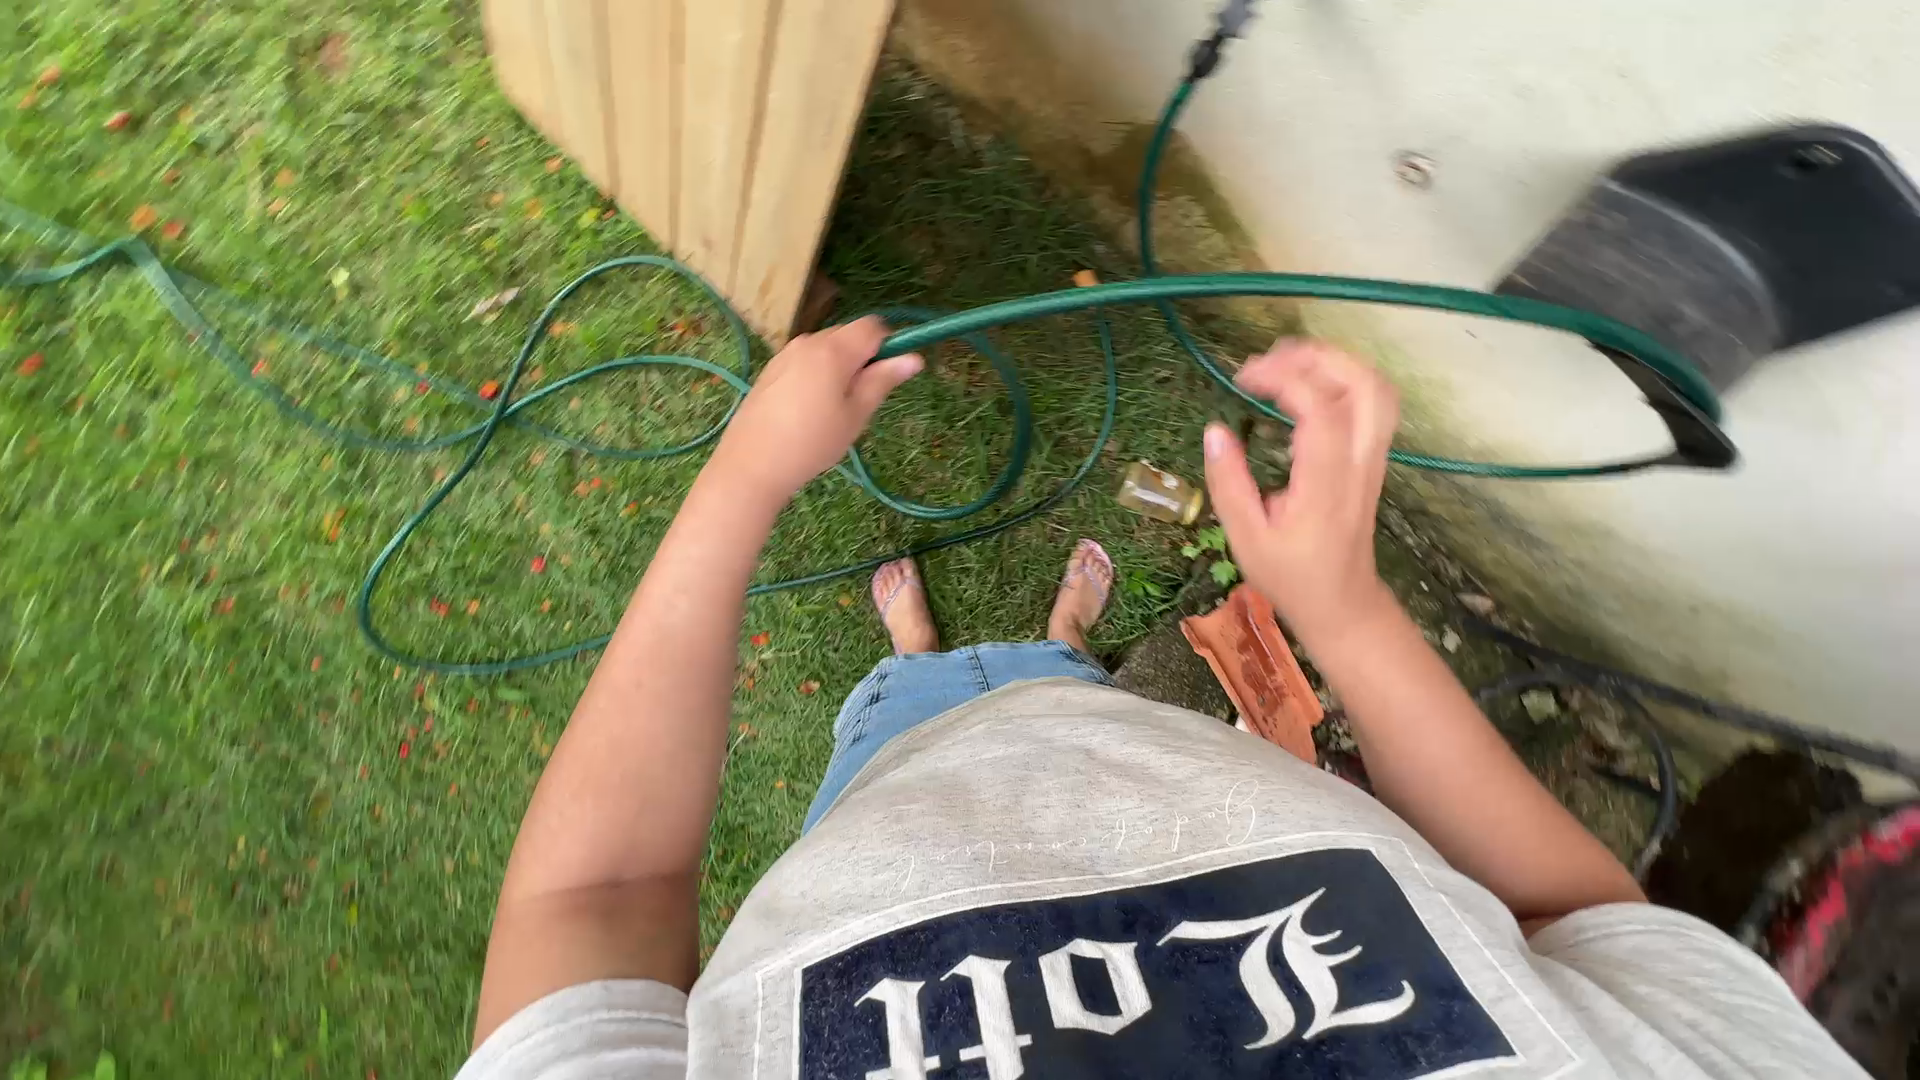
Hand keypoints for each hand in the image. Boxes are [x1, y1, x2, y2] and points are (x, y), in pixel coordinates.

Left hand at [708, 316, 922, 505]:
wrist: (752, 464)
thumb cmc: (813, 442)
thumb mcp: (856, 415)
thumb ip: (883, 381)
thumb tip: (915, 358)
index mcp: (833, 350)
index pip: (873, 326)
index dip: (889, 345)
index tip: (888, 377)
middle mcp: (808, 342)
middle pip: (848, 335)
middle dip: (863, 359)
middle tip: (860, 402)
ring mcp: (786, 354)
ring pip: (827, 350)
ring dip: (840, 369)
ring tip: (832, 411)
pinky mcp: (772, 370)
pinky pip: (806, 362)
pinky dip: (818, 376)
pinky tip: (809, 412)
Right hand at [1202, 340, 1399, 642]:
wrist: (1342, 603)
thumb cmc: (1289, 576)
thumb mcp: (1246, 538)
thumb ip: (1229, 483)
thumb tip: (1214, 431)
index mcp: (1326, 484)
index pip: (1321, 411)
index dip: (1284, 380)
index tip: (1242, 377)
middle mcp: (1359, 463)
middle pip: (1364, 385)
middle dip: (1318, 357)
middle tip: (1269, 360)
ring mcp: (1373, 459)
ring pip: (1377, 389)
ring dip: (1335, 363)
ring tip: (1287, 362)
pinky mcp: (1372, 458)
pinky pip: (1374, 403)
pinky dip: (1344, 378)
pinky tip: (1309, 384)